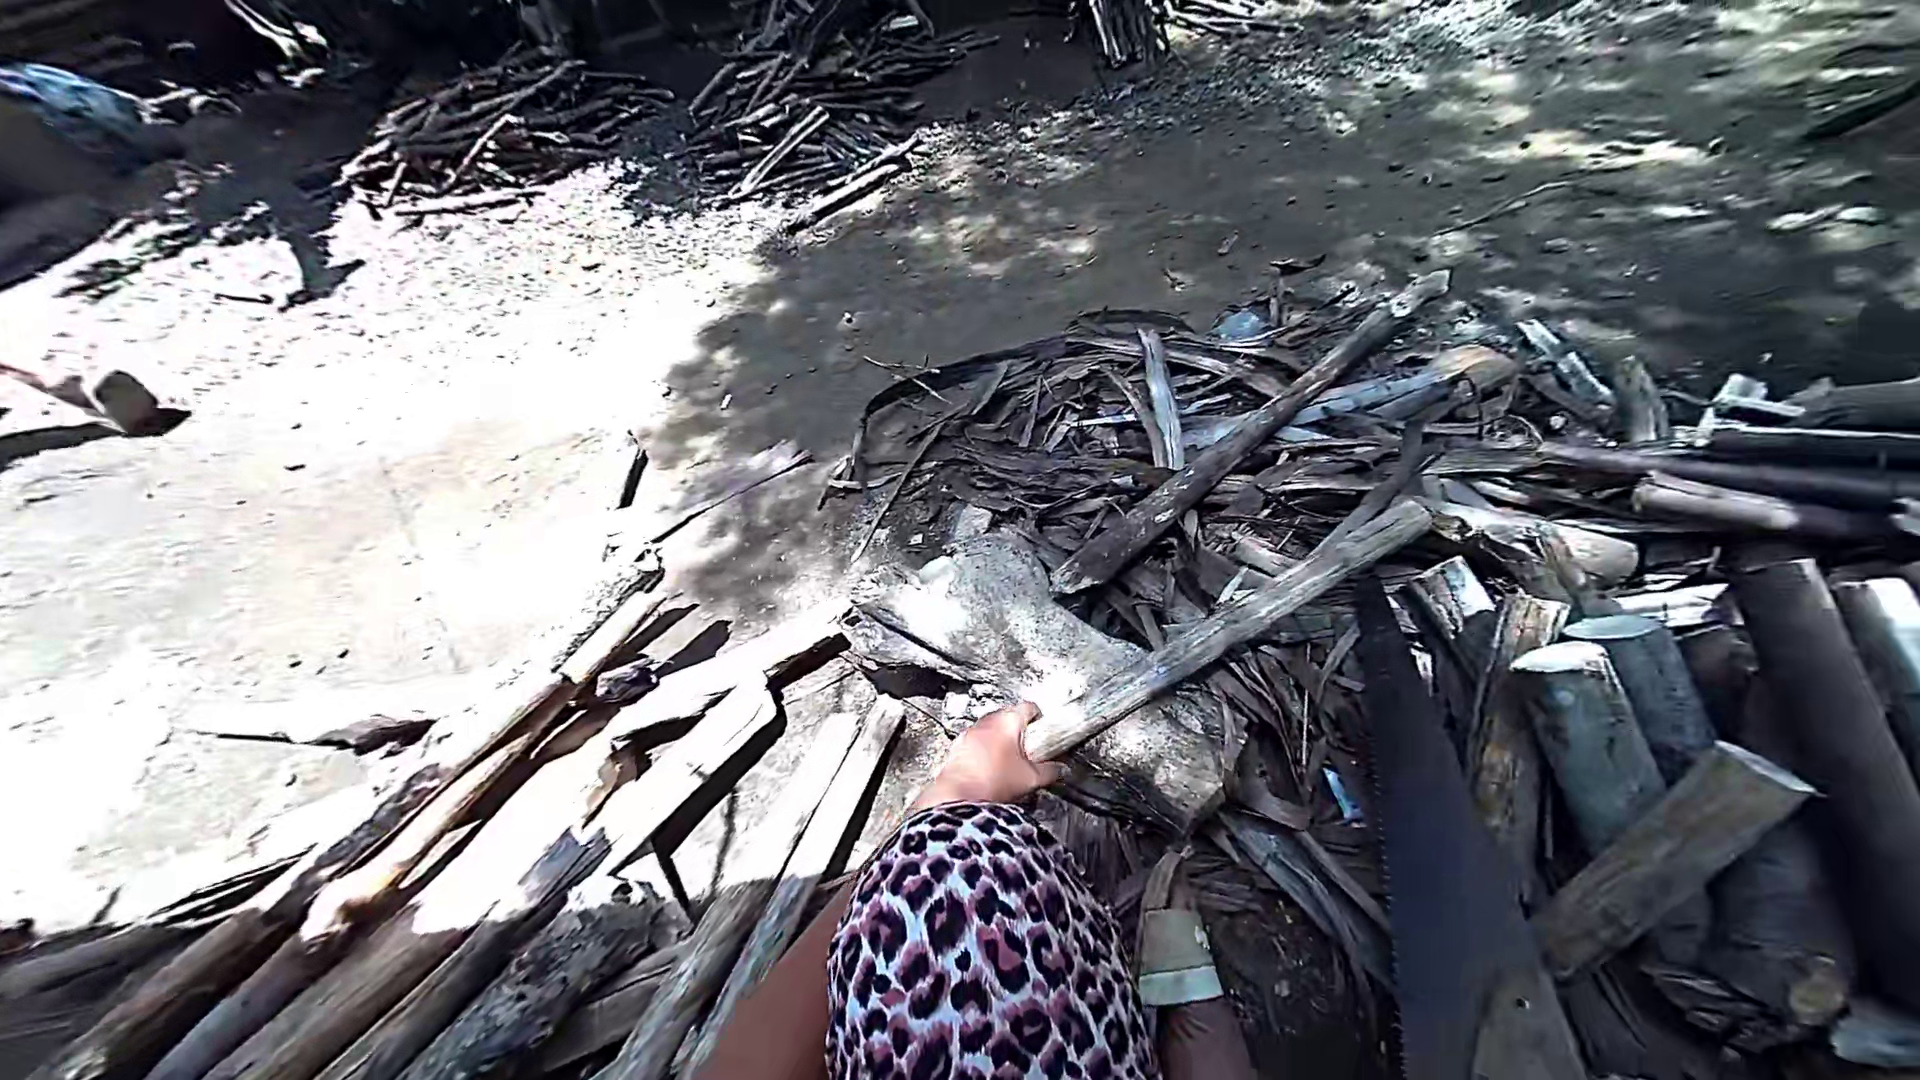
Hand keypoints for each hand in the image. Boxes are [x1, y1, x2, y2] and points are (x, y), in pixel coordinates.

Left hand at [911, 702, 1064, 810]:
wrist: (959, 797)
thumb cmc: (992, 783)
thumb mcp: (1030, 778)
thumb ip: (1049, 771)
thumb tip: (1060, 769)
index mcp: (1007, 721)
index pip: (1029, 707)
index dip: (1039, 717)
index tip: (1043, 728)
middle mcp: (987, 721)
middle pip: (1009, 716)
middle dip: (1020, 730)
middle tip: (1028, 749)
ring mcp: (970, 732)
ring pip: (990, 728)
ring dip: (1000, 739)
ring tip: (1009, 761)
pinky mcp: (958, 746)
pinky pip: (976, 741)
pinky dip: (984, 749)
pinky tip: (989, 768)